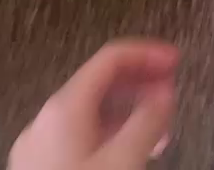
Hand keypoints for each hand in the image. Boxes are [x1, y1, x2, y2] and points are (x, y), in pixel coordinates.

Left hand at [10, 40, 178, 169]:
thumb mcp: (125, 161)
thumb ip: (149, 120)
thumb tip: (164, 93)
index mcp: (64, 107)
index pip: (111, 58)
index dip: (148, 54)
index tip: (177, 62)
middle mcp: (44, 121)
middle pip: (99, 83)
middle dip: (140, 84)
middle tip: (171, 93)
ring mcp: (36, 149)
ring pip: (90, 113)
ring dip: (128, 112)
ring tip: (159, 130)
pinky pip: (79, 137)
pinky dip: (109, 134)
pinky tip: (129, 154)